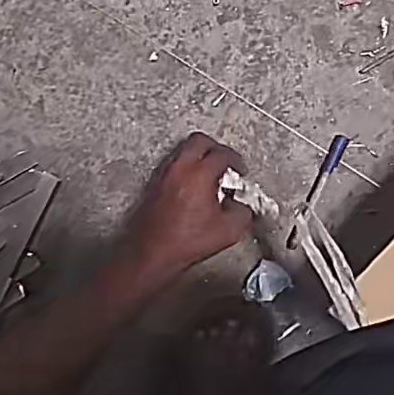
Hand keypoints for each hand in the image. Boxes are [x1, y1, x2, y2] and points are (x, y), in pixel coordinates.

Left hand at [122, 133, 253, 283]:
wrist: (151, 253)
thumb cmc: (184, 242)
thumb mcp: (229, 230)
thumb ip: (242, 211)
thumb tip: (241, 206)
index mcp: (199, 174)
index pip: (222, 154)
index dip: (236, 160)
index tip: (240, 170)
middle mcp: (179, 168)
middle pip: (200, 141)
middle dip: (216, 149)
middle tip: (226, 164)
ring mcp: (163, 174)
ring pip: (183, 150)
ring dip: (199, 157)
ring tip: (210, 176)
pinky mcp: (153, 184)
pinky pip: (173, 165)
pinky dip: (185, 168)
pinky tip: (193, 187)